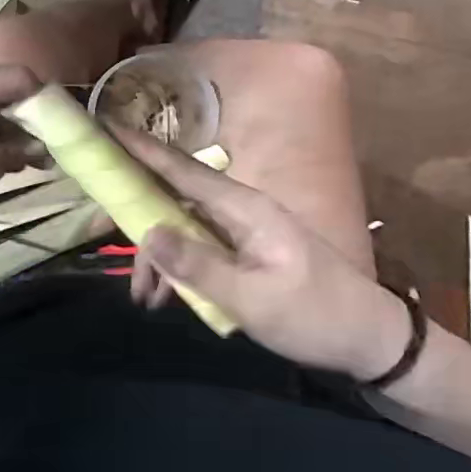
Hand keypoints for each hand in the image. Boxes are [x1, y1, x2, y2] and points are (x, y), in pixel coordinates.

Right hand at [114, 126, 410, 380]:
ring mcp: (239, 231)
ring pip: (177, 229)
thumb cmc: (316, 316)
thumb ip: (196, 265)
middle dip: (134, 219)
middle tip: (99, 234)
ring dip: (155, 259)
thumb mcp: (253, 298)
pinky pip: (192, 249)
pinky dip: (173, 270)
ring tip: (144, 298)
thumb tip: (147, 232)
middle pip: (170, 200)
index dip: (141, 148)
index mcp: (245, 209)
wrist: (371, 343)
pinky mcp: (239, 251)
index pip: (182, 170)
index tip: (106, 128)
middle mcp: (238, 211)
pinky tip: (162, 298)